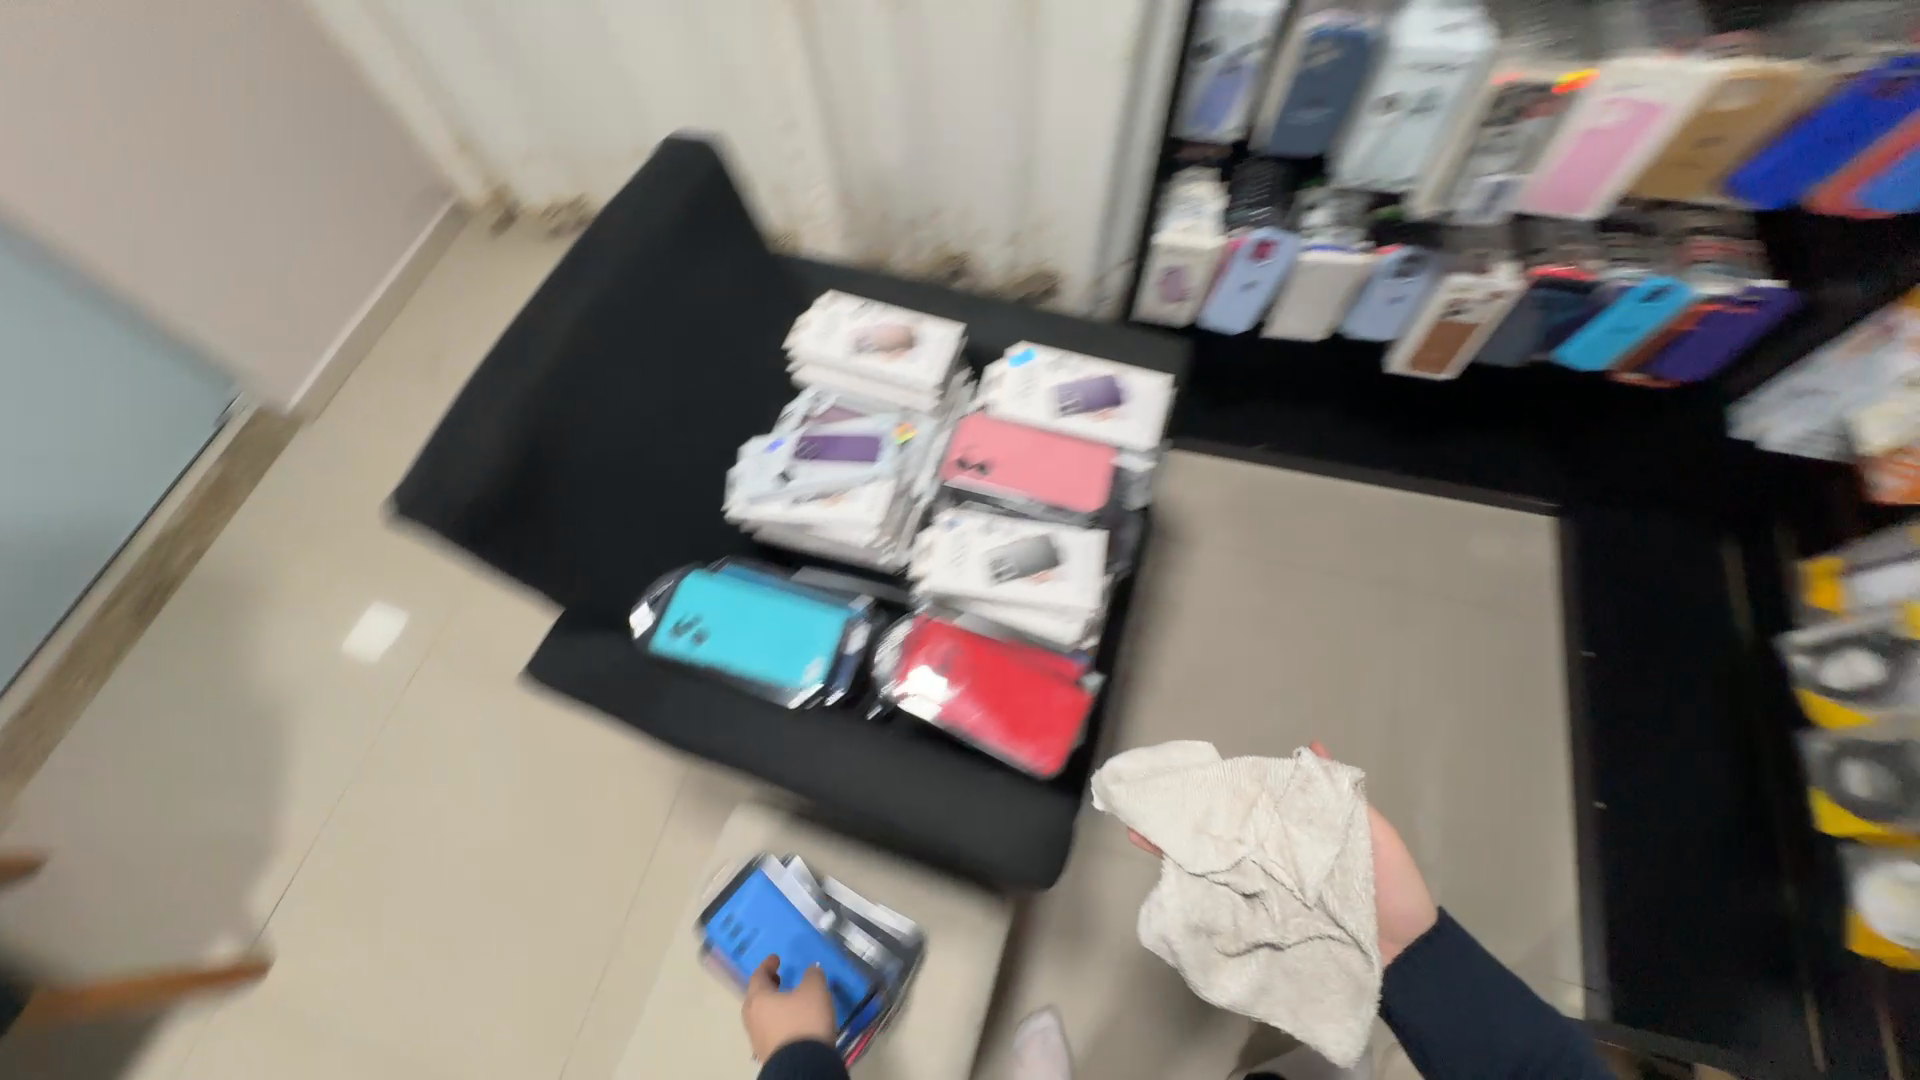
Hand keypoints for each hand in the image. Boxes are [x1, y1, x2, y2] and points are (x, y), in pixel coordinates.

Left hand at [742, 956, 836, 1060]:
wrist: (803, 1066)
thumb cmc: (804, 1021)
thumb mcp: (815, 990)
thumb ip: (812, 975)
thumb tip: (811, 970)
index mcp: (759, 999)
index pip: (758, 977)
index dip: (767, 965)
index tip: (776, 958)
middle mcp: (753, 1018)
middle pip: (755, 998)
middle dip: (766, 986)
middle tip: (778, 979)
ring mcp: (758, 1039)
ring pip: (761, 1016)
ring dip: (772, 1005)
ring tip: (788, 1000)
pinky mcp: (768, 1055)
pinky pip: (769, 1030)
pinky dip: (777, 1020)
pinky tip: (791, 1021)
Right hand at [1125, 741, 1438, 966]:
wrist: (1410, 954)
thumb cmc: (1389, 887)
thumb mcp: (1371, 831)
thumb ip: (1338, 792)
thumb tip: (1311, 744)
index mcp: (1287, 833)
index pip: (1242, 805)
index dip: (1211, 791)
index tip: (1178, 779)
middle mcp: (1266, 859)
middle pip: (1217, 835)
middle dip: (1178, 819)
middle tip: (1141, 804)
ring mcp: (1261, 893)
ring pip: (1210, 867)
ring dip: (1173, 851)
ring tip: (1138, 833)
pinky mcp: (1262, 926)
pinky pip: (1223, 907)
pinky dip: (1193, 895)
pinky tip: (1166, 881)